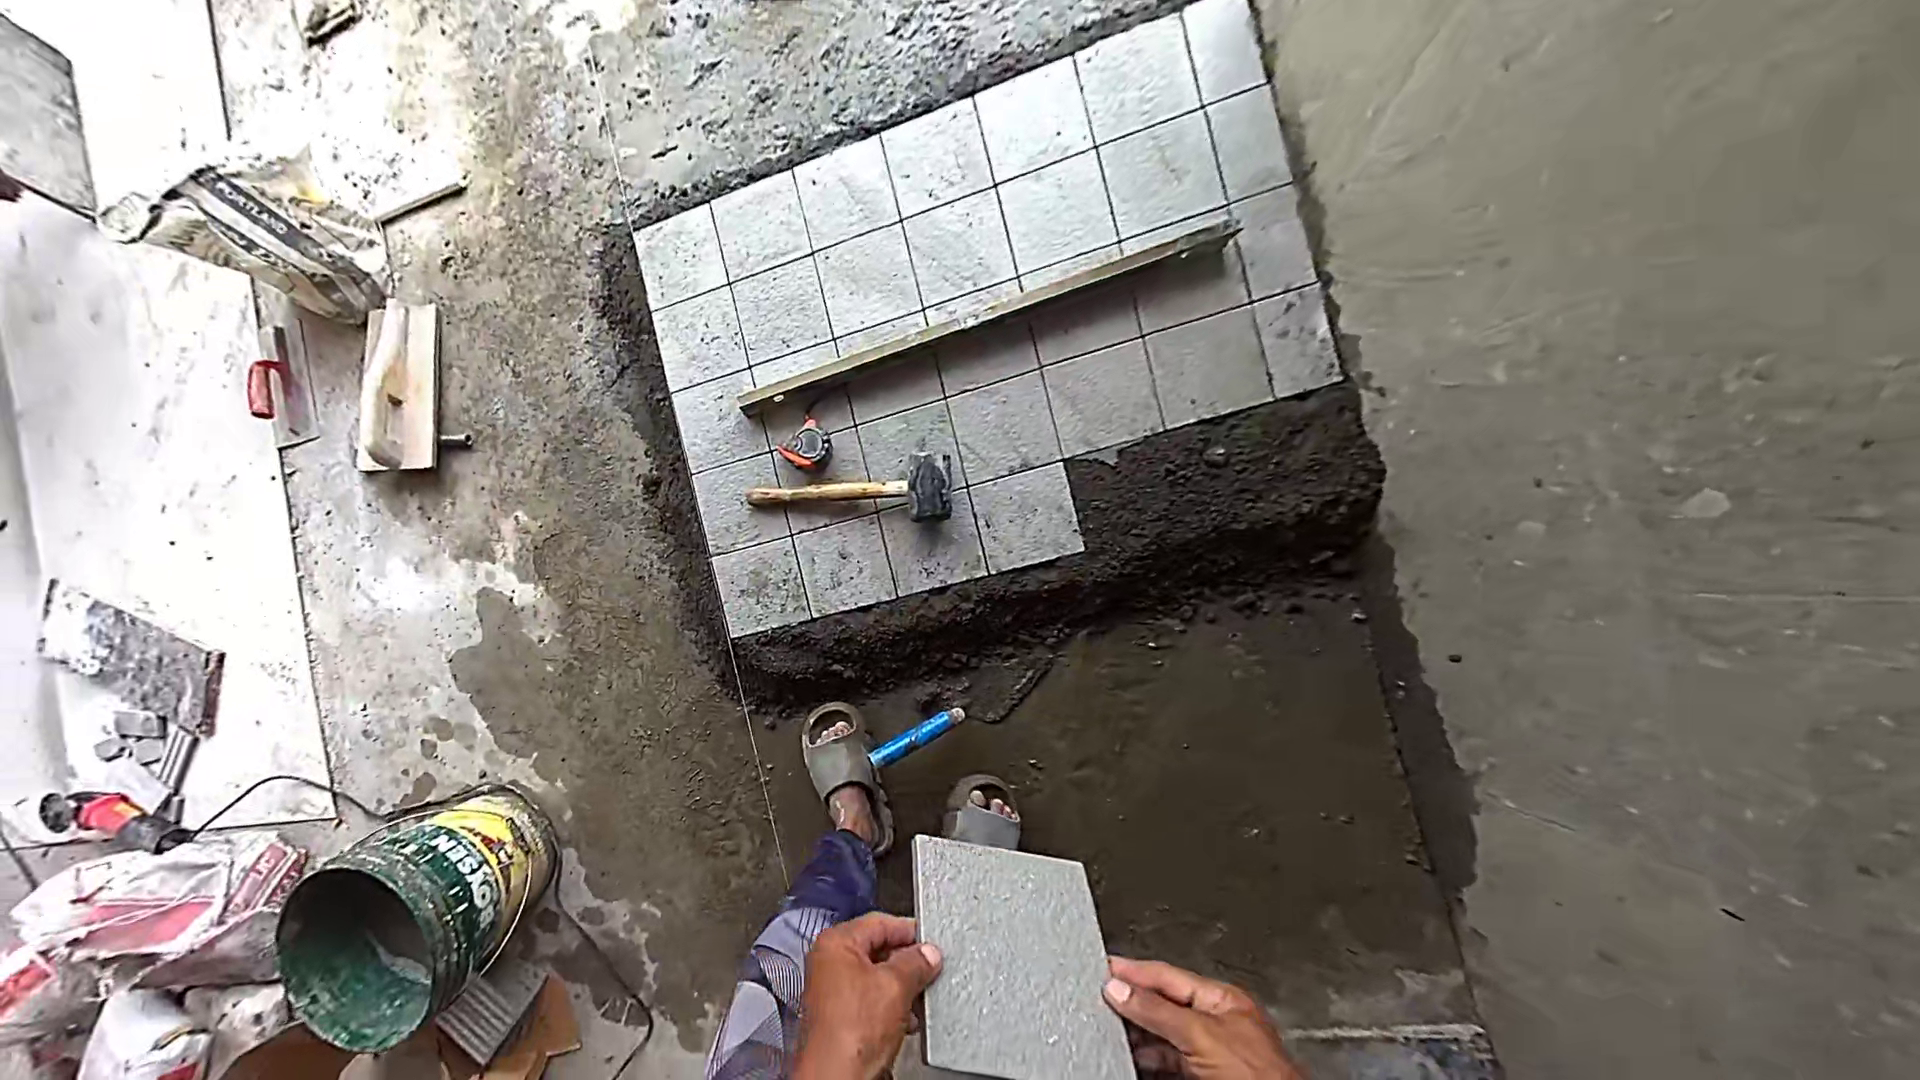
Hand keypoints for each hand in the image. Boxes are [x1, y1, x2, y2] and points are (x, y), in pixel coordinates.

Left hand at [793, 913, 942, 1079]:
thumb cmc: (850, 1035)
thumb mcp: (896, 986)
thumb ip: (916, 962)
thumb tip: (929, 953)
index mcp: (835, 943)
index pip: (881, 922)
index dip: (909, 931)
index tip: (930, 940)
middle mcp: (828, 962)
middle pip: (878, 949)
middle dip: (906, 963)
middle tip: (928, 969)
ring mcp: (831, 990)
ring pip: (876, 976)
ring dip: (900, 987)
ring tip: (919, 998)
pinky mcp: (837, 1017)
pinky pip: (869, 999)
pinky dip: (889, 1005)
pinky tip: (906, 1019)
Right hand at [1103, 957, 1302, 1078]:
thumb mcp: (1200, 1035)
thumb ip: (1158, 1010)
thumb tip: (1120, 989)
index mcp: (1223, 999)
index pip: (1168, 975)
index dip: (1135, 970)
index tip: (1107, 969)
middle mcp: (1219, 1022)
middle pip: (1166, 1002)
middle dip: (1135, 1000)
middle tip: (1103, 996)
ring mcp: (1215, 1052)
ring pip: (1166, 1033)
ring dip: (1139, 1030)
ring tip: (1112, 1026)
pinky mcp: (1208, 1078)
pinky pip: (1171, 1059)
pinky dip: (1150, 1056)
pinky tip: (1135, 1056)